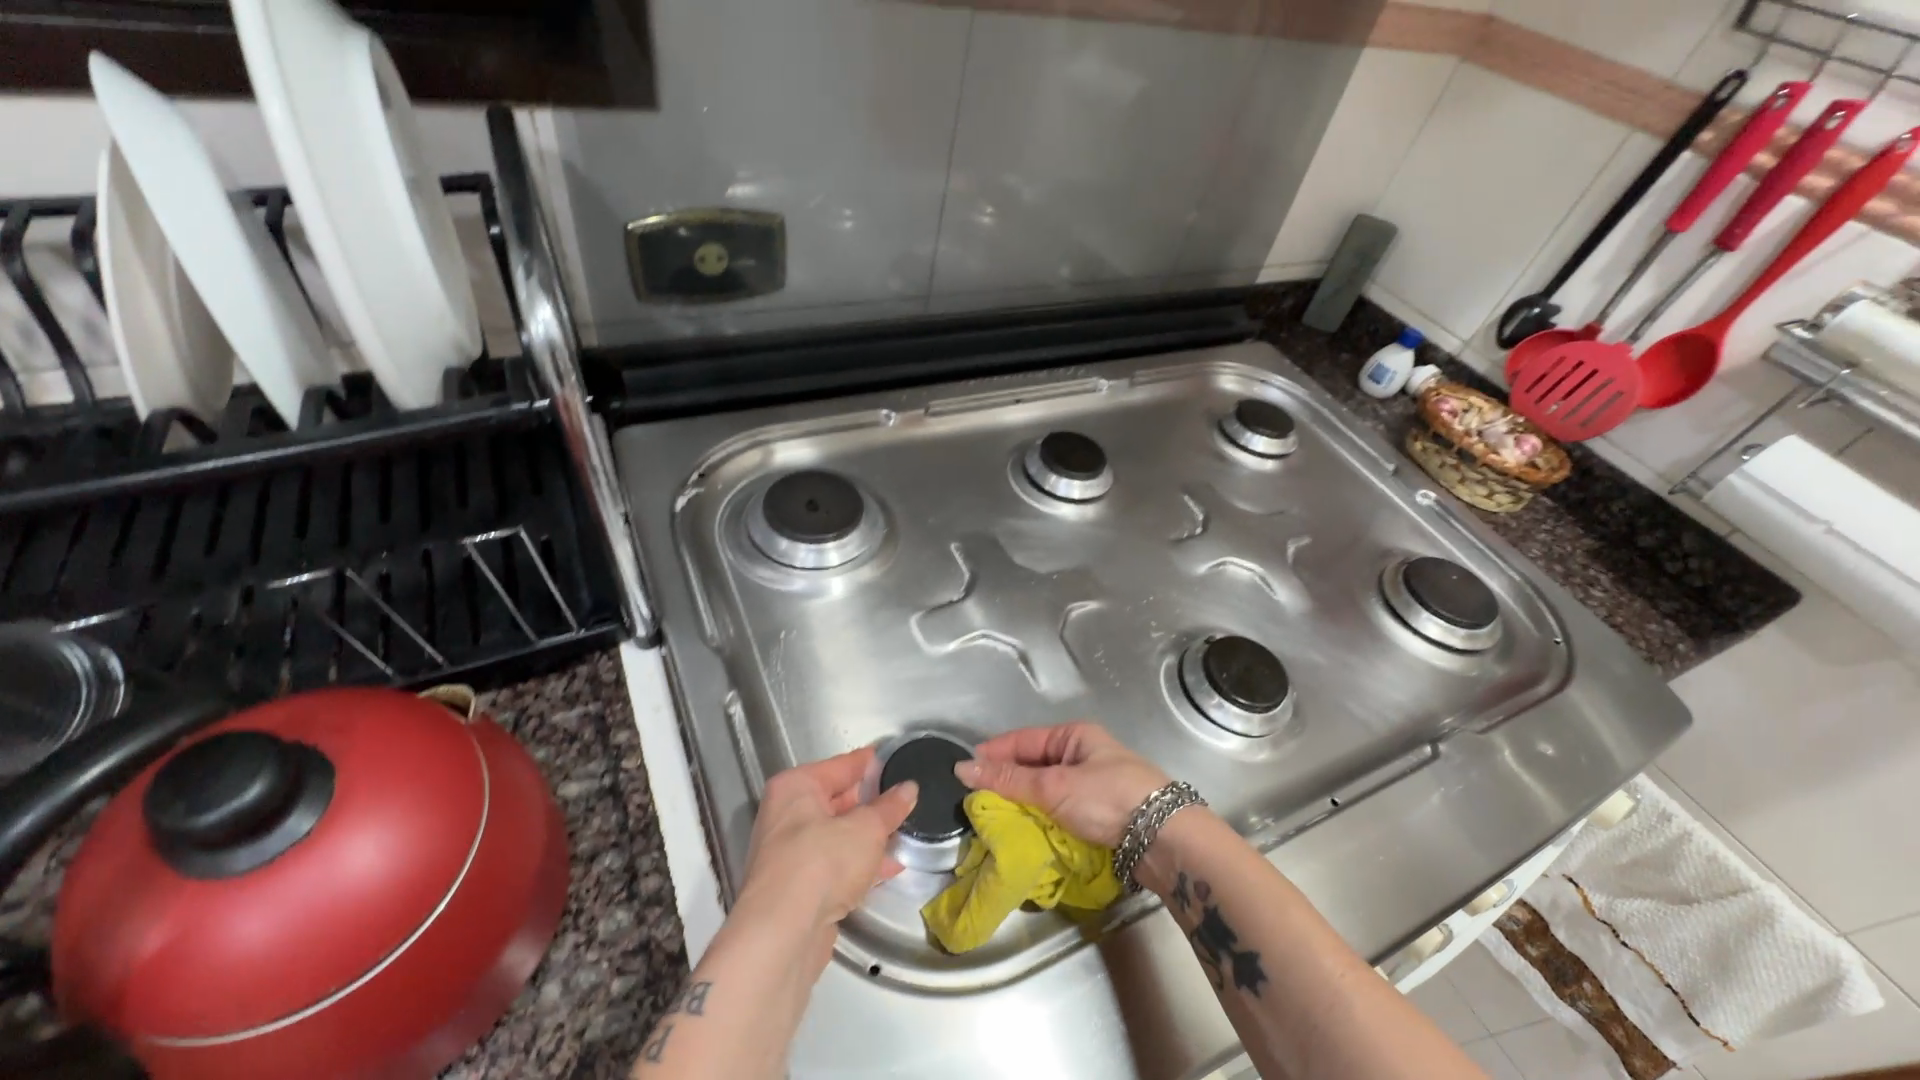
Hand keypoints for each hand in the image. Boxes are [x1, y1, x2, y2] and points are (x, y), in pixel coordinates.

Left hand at [739, 747, 918, 961]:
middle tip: (907, 798)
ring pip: (838, 835)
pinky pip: (836, 864)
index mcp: (796, 787)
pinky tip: (889, 867)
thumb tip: (908, 789)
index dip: (872, 762)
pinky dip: (860, 863)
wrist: (783, 932)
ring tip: (904, 832)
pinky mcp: (799, 888)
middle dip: (872, 802)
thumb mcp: (866, 829)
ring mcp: (791, 853)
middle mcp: (787, 815)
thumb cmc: (822, 862)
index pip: (841, 765)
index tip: (898, 758)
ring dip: (869, 836)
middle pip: (837, 799)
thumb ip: (889, 808)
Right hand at [954, 722, 1168, 847]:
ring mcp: (1095, 785)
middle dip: (1006, 781)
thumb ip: (1008, 780)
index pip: (1023, 739)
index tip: (964, 771)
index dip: (993, 753)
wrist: (1165, 838)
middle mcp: (1084, 755)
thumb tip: (962, 768)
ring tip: (995, 818)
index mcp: (1075, 736)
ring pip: (1047, 790)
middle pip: (1034, 764)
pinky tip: (1026, 831)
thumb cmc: (1108, 799)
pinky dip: (1042, 819)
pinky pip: (1061, 811)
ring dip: (1023, 803)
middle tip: (975, 799)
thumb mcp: (1054, 786)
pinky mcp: (1102, 814)